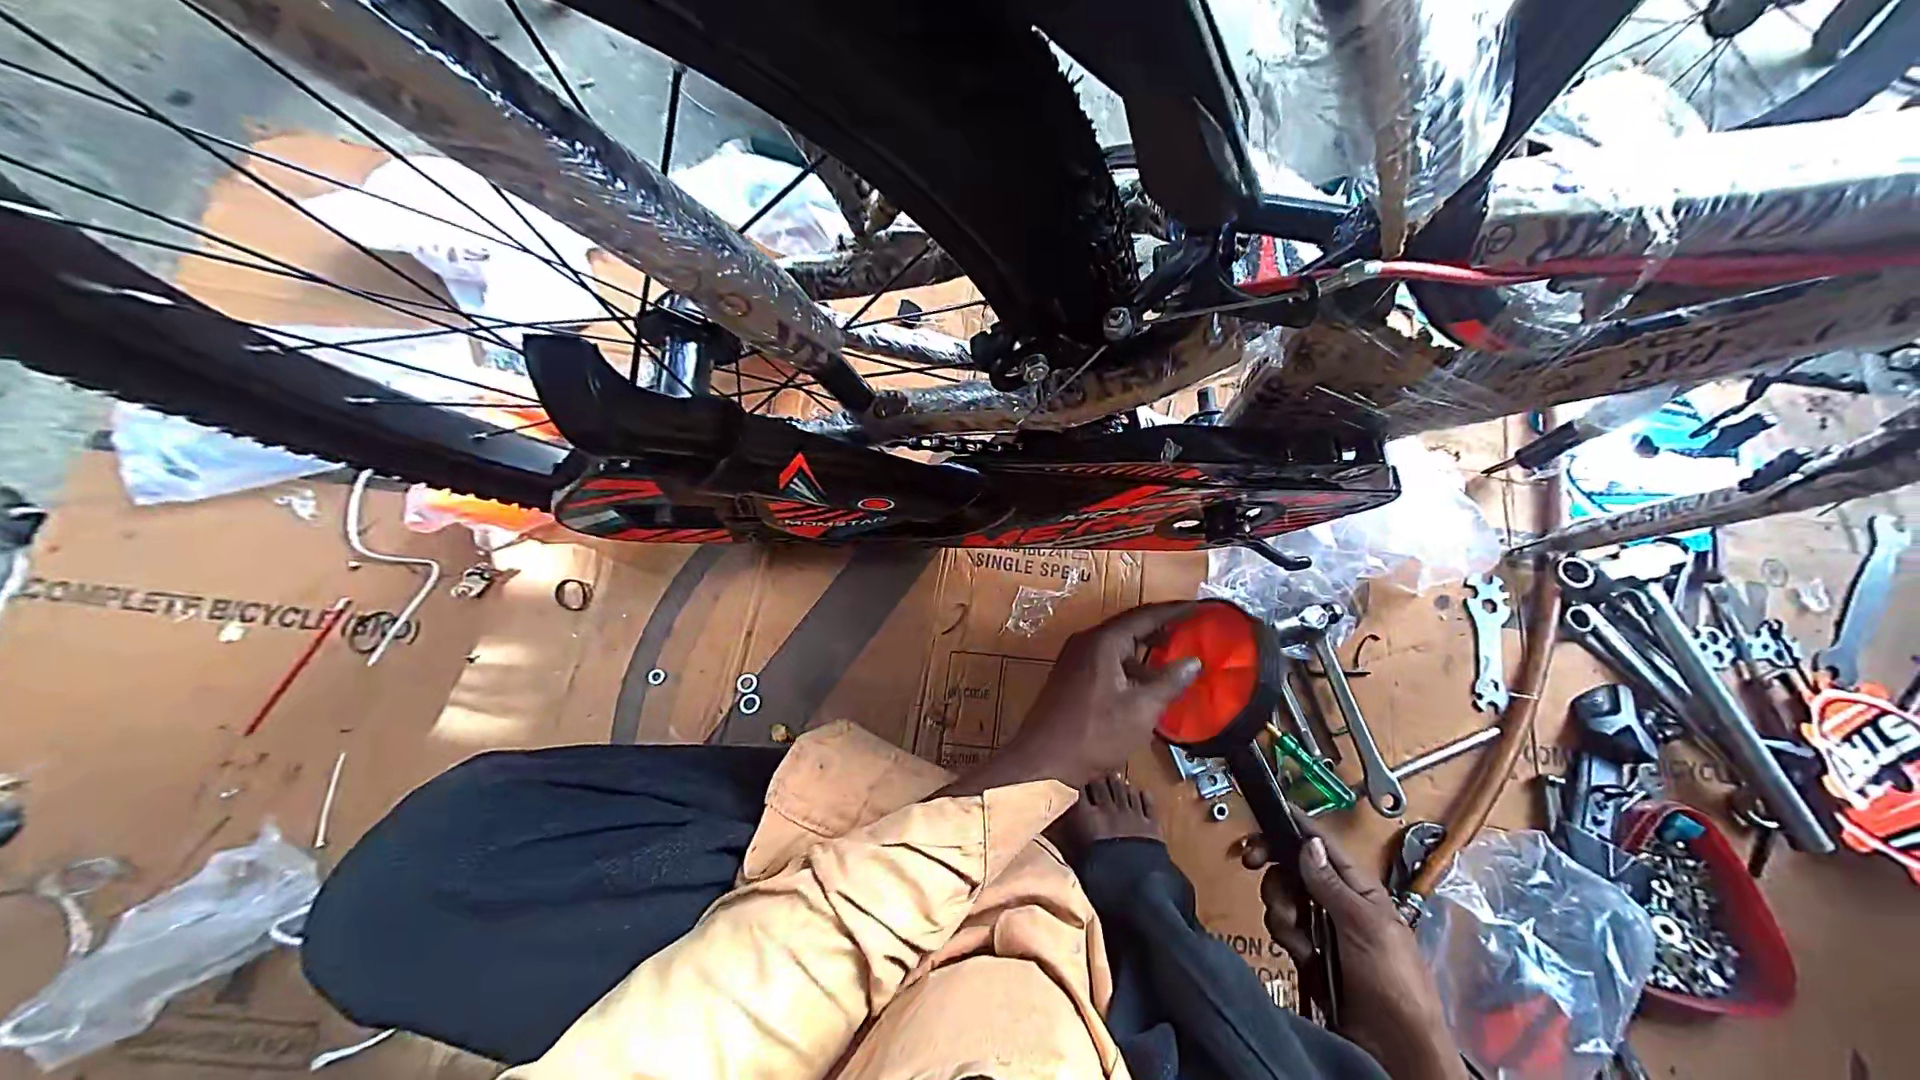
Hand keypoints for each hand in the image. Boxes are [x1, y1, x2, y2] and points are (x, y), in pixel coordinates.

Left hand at [942, 602, 1200, 795]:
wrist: (1043, 762)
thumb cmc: (1094, 735)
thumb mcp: (1141, 710)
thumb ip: (1170, 682)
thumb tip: (1193, 661)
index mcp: (1102, 642)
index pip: (1145, 615)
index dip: (1175, 611)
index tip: (1200, 608)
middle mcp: (1085, 643)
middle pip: (1129, 627)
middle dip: (1162, 628)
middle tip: (1193, 629)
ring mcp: (1074, 660)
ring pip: (1117, 646)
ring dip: (1146, 650)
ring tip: (1176, 656)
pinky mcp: (1071, 678)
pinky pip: (1107, 661)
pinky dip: (1130, 666)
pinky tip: (1148, 682)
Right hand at [1249, 817, 1466, 1079]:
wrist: (1393, 1047)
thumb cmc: (1393, 981)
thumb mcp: (1364, 926)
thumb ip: (1332, 884)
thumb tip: (1309, 843)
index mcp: (1357, 888)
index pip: (1320, 845)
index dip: (1293, 827)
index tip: (1264, 817)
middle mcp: (1336, 901)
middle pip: (1291, 867)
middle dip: (1276, 873)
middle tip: (1254, 865)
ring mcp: (1321, 927)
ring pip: (1282, 897)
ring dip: (1281, 911)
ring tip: (1299, 936)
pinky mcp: (1307, 951)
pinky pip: (1282, 927)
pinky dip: (1285, 936)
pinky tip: (1304, 955)